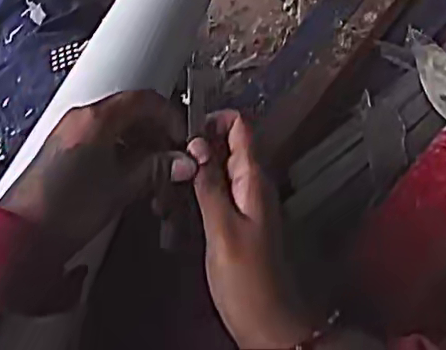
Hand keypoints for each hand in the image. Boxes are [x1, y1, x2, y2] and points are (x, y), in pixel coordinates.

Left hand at [0, 90, 196, 252]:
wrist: (20, 238)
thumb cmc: (61, 213)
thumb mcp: (120, 189)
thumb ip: (155, 170)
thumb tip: (180, 163)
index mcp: (96, 119)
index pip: (145, 100)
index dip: (170, 117)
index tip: (181, 138)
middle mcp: (82, 118)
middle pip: (132, 111)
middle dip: (156, 134)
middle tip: (171, 159)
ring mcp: (70, 132)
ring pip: (118, 126)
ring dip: (140, 146)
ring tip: (152, 175)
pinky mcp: (63, 149)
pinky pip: (102, 138)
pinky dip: (121, 152)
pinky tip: (128, 179)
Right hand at [190, 111, 319, 348]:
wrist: (270, 328)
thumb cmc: (251, 285)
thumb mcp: (221, 230)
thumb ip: (208, 185)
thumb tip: (197, 145)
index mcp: (254, 178)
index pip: (240, 125)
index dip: (214, 118)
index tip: (188, 128)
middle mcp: (255, 184)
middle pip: (229, 143)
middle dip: (201, 143)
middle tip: (175, 157)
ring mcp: (249, 201)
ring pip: (223, 165)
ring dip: (199, 167)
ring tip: (175, 182)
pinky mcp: (241, 219)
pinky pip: (221, 188)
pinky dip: (202, 188)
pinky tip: (185, 205)